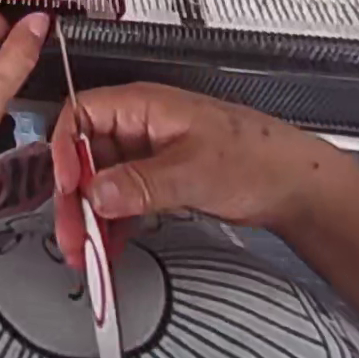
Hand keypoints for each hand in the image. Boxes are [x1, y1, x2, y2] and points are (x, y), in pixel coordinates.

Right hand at [51, 83, 358, 265]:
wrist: (293, 182)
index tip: (65, 186)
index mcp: (141, 105)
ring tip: (86, 252)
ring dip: (89, 214)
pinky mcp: (155, 176)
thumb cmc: (254, 154)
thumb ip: (142, 182)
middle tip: (72, 235)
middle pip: (85, 152)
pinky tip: (109, 246)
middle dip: (74, 194)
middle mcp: (137, 124)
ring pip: (100, 179)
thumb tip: (96, 192)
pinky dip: (111, 221)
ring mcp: (145, 151)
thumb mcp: (194, 170)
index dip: (65, 147)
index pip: (81, 114)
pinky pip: (120, 196)